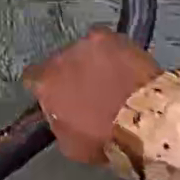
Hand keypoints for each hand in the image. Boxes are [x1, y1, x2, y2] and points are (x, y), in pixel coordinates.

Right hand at [21, 28, 161, 163]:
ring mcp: (83, 44)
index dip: (45, 87)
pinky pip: (104, 41)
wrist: (147, 121)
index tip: (57, 96)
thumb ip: (56, 122)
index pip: (32, 78)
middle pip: (58, 62)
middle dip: (70, 74)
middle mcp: (58, 58)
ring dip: (91, 62)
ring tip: (112, 78)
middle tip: (90, 91)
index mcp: (44, 83)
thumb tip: (57, 114)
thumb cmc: (105, 138)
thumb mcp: (69, 143)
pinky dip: (111, 51)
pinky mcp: (108, 36)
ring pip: (82, 51)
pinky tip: (123, 65)